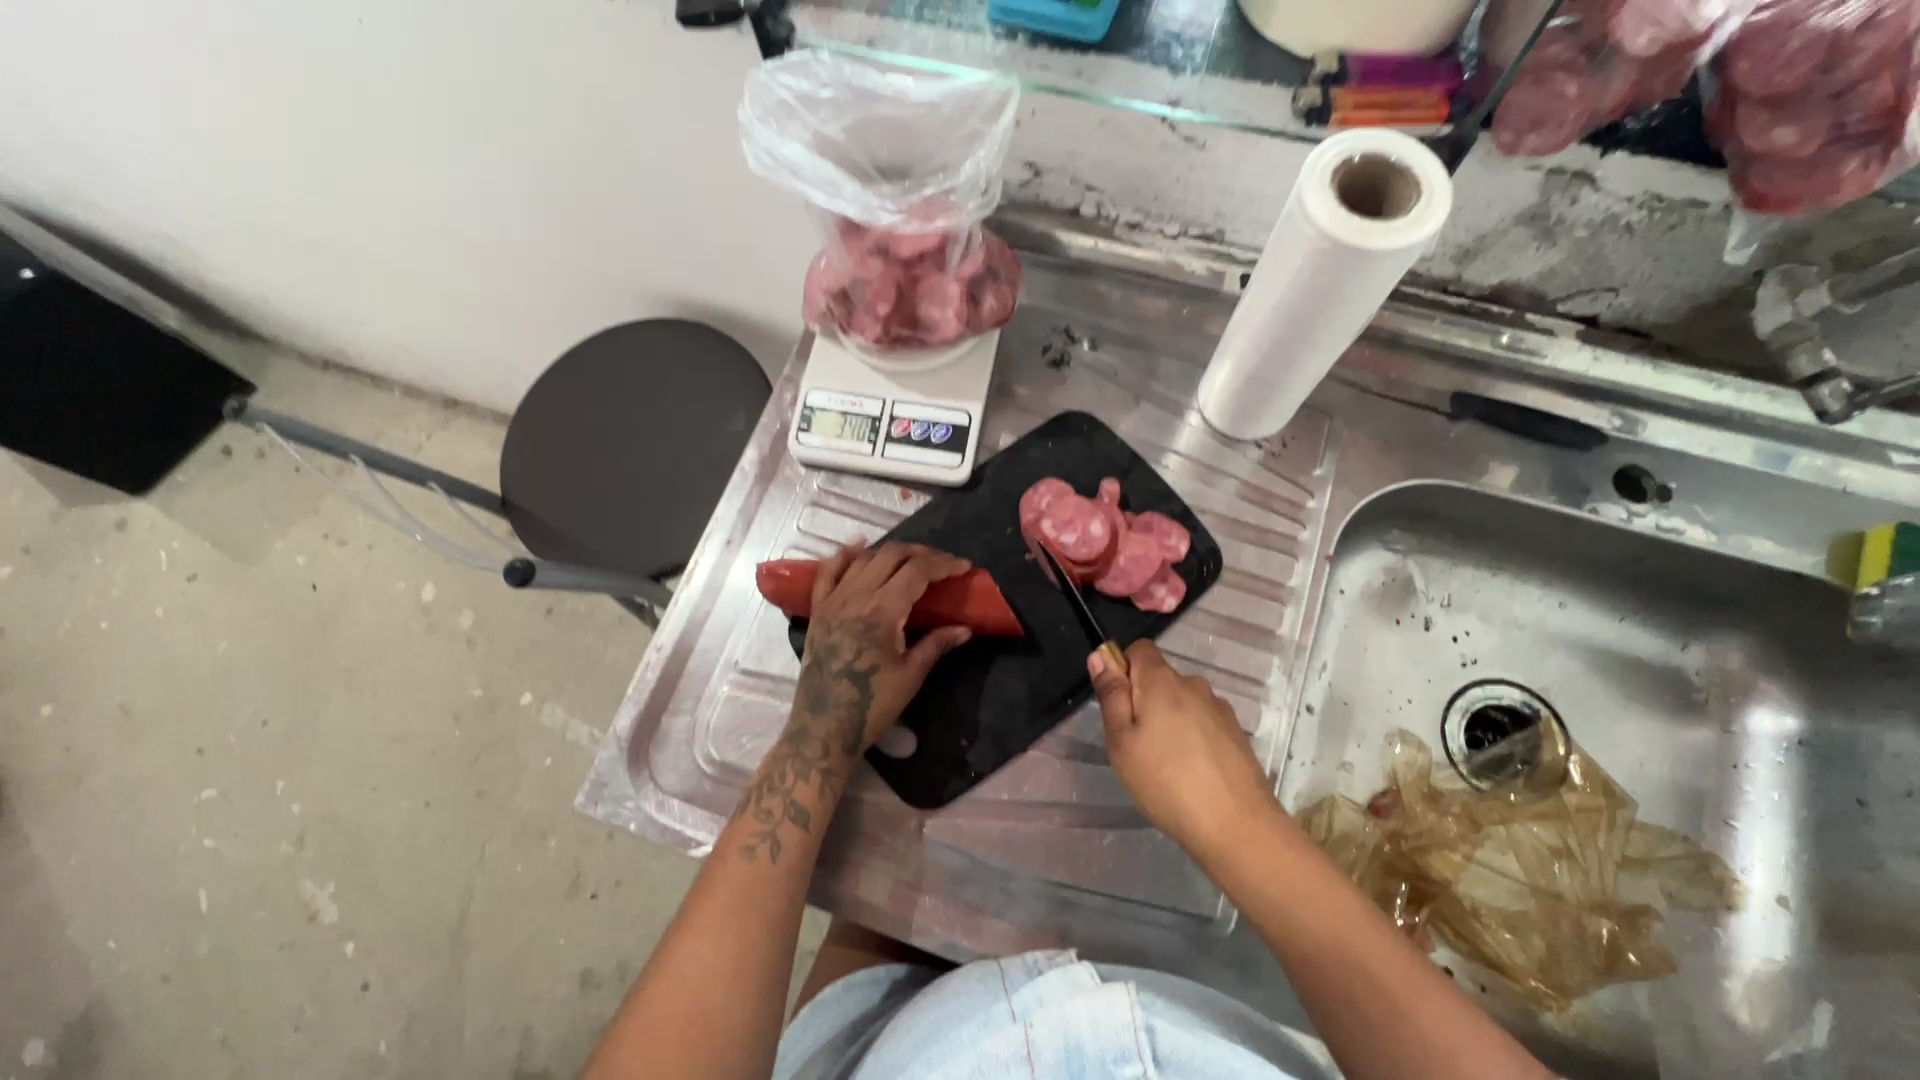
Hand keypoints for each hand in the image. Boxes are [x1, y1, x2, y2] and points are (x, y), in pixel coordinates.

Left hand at [796, 542, 974, 750]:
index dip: (943, 564)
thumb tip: (965, 628)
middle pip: (891, 555)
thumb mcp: (912, 674)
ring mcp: (832, 601)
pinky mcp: (818, 611)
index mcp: (882, 611)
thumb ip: (937, 643)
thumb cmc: (874, 705)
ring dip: (891, 552)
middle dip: (921, 553)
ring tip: (913, 560)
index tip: (964, 566)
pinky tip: (859, 547)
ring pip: (864, 559)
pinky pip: (828, 572)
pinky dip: (845, 555)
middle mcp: (855, 597)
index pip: (917, 571)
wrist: (825, 726)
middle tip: (943, 564)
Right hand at [1089, 640, 1279, 858]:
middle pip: (1161, 679)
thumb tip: (1101, 654)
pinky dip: (1192, 739)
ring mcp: (1219, 709)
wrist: (1235, 824)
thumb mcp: (1122, 741)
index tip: (1119, 707)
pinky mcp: (1235, 734)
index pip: (1139, 649)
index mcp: (1162, 681)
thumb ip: (1111, 694)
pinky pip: (1202, 724)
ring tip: (1166, 765)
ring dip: (1170, 722)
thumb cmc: (1165, 782)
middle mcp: (1194, 685)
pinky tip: (1192, 773)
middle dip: (1145, 702)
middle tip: (1136, 747)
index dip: (1123, 669)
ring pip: (1182, 703)